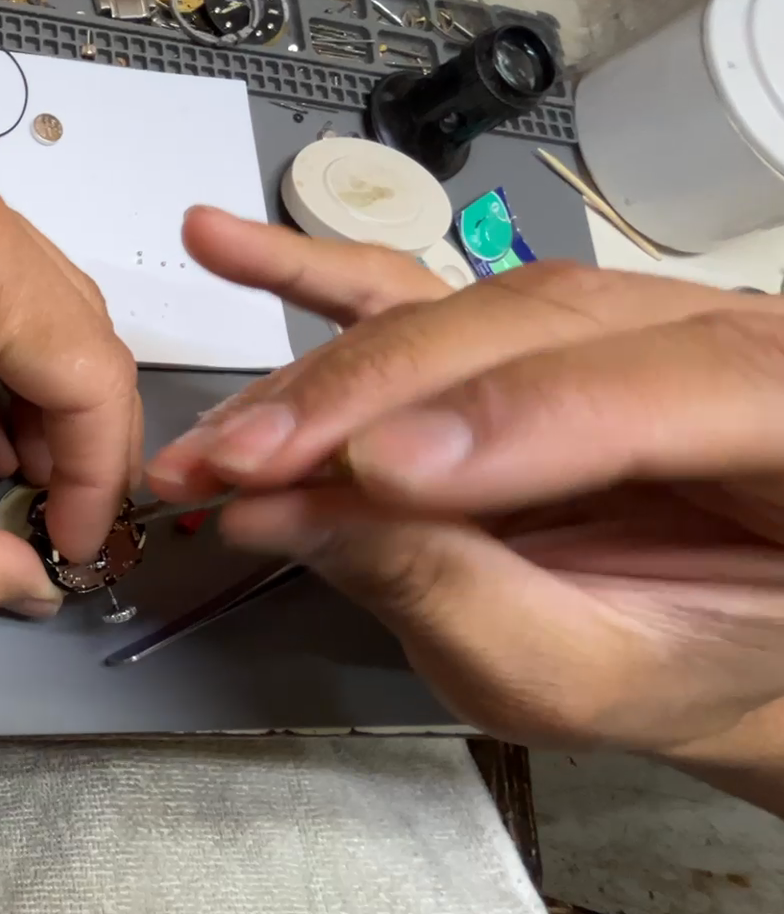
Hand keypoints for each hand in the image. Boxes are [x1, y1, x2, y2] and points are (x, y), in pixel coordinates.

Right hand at [148, 207, 783, 774]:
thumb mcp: (569, 674)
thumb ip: (443, 594)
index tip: (369, 477)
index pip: (675, 386)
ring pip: (431, 316)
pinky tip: (213, 239)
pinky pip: (388, 283)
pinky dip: (292, 268)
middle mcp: (709, 338)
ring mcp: (587, 319)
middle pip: (519, 326)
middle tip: (239, 465)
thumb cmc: (663, 670)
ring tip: (205, 453)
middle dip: (356, 399)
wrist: (689, 635)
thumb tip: (276, 515)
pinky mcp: (484, 331)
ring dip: (299, 386)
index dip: (511, 424)